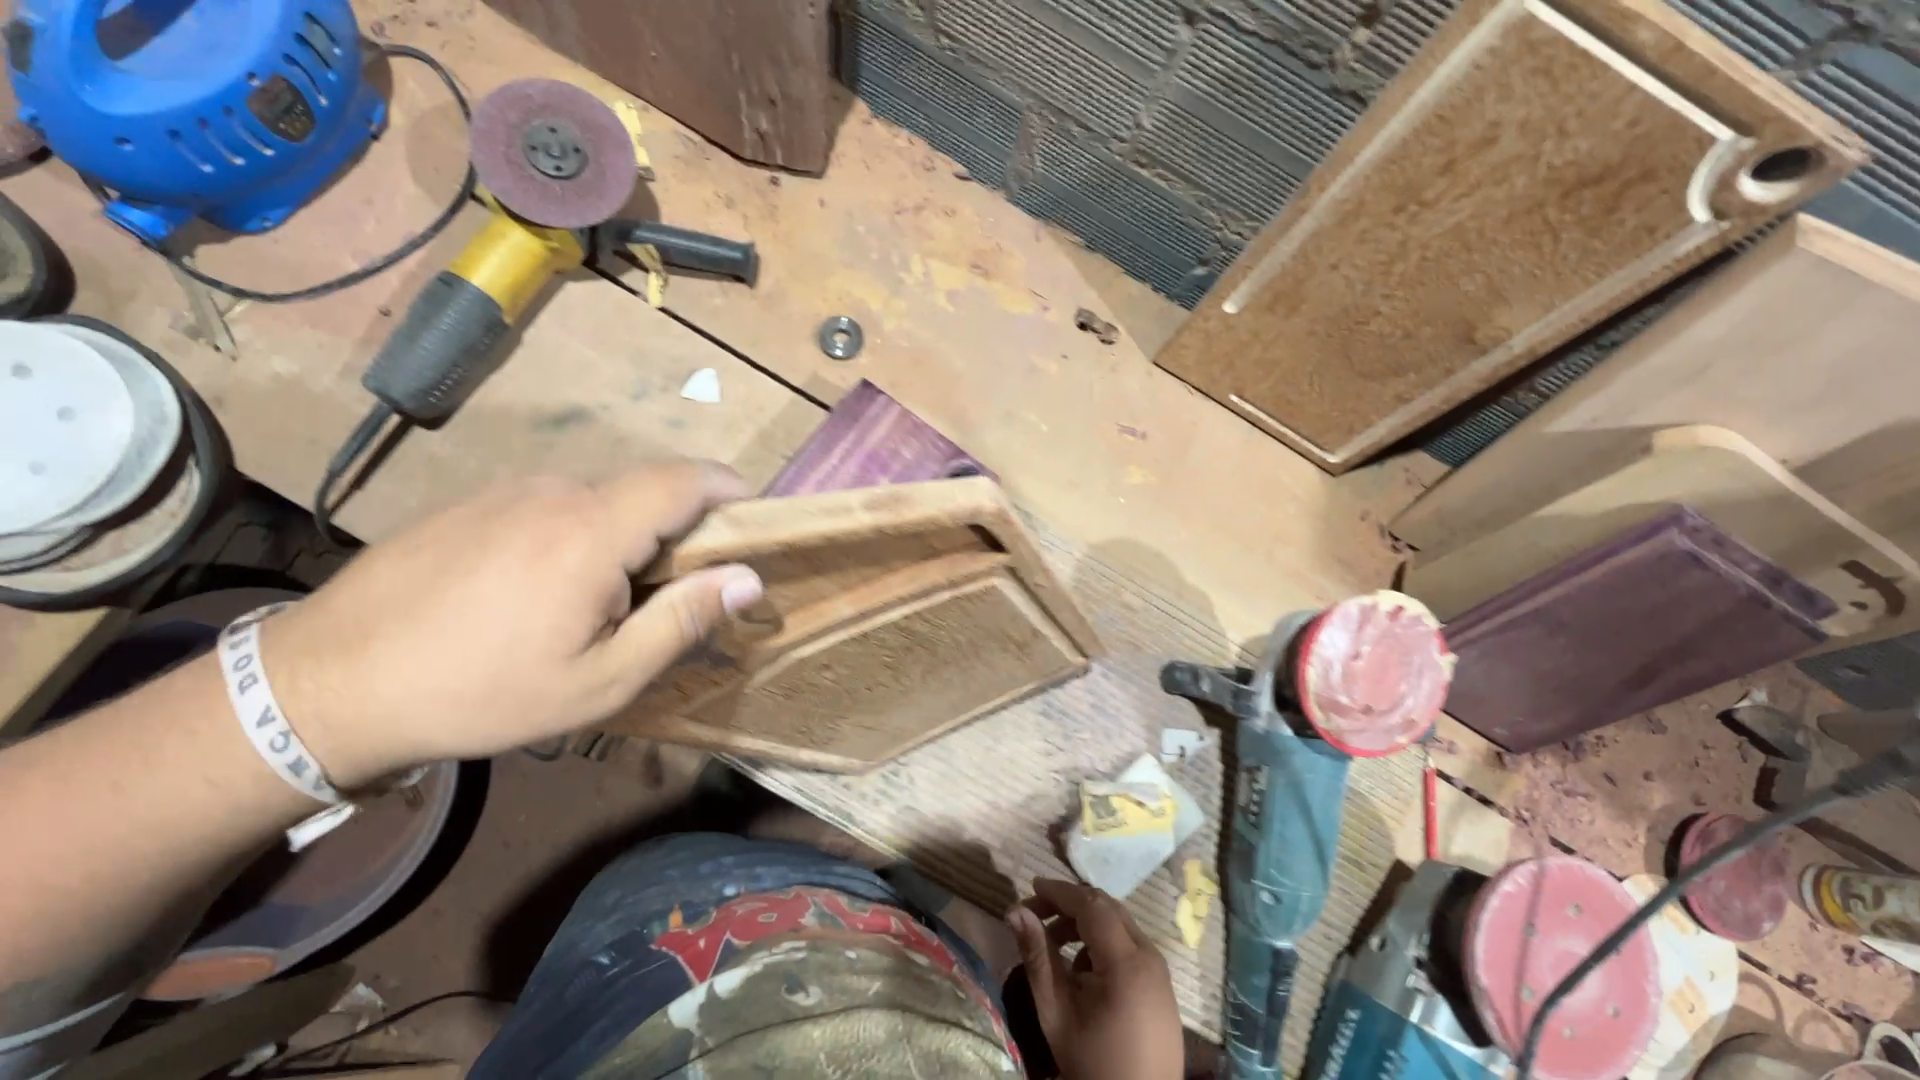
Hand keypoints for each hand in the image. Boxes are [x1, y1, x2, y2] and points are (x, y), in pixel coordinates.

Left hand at [263, 461, 763, 787]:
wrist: (330, 683)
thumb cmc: (482, 692)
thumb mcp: (600, 679)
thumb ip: (681, 621)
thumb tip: (748, 578)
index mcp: (591, 531)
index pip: (686, 480)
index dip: (731, 490)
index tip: (755, 521)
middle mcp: (553, 493)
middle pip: (643, 492)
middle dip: (675, 532)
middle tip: (669, 596)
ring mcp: (503, 492)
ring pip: (594, 502)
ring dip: (620, 539)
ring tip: (594, 607)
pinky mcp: (468, 504)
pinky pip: (547, 509)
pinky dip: (572, 537)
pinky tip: (535, 596)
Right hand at [1007, 879, 1183, 1079]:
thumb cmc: (1093, 1062)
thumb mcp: (1056, 1010)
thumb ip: (1037, 956)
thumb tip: (1014, 911)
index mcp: (1126, 961)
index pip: (1091, 904)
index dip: (1059, 892)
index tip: (1029, 888)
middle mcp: (1149, 955)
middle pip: (1107, 908)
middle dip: (1069, 905)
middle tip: (1035, 917)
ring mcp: (1160, 970)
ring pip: (1119, 925)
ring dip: (1085, 924)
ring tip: (1053, 946)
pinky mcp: (1161, 985)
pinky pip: (1130, 946)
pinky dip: (1102, 943)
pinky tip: (1081, 971)